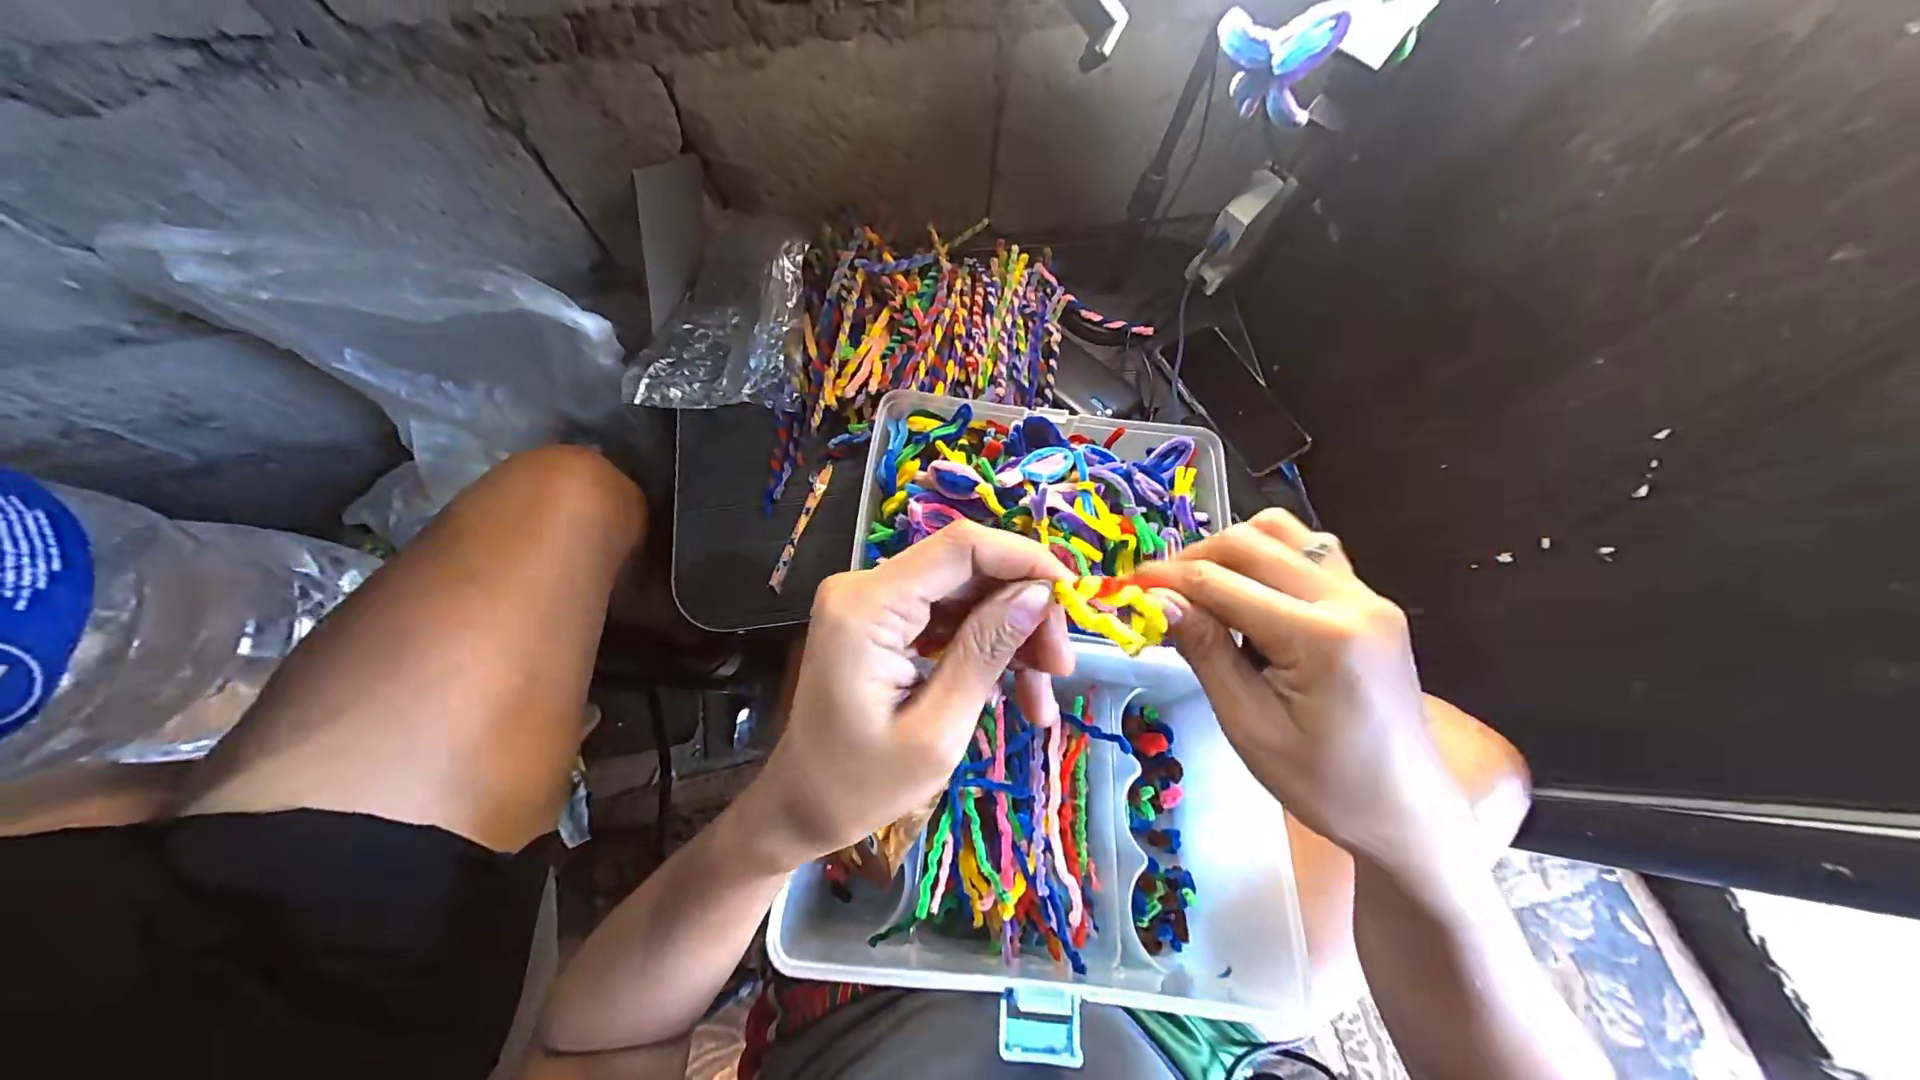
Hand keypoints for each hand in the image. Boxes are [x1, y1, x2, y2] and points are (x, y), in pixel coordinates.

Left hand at [743, 521, 1073, 869]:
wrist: (801, 806)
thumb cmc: (861, 785)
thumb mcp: (938, 730)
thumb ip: (986, 652)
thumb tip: (1040, 593)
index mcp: (867, 607)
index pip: (960, 546)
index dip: (1025, 559)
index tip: (1073, 599)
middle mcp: (865, 588)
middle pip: (968, 569)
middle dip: (1024, 611)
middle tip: (1061, 669)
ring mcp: (871, 602)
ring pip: (966, 594)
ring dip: (1011, 636)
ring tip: (1040, 699)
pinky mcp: (881, 620)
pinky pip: (947, 617)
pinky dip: (984, 647)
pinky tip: (1015, 691)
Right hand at [1134, 510, 1477, 878]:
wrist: (1404, 810)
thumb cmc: (1322, 783)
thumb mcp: (1249, 724)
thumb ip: (1205, 650)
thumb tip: (1156, 599)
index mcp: (1323, 637)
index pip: (1223, 582)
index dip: (1168, 579)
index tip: (1128, 585)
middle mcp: (1352, 599)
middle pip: (1251, 543)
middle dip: (1193, 559)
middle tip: (1157, 590)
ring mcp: (1367, 595)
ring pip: (1282, 533)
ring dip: (1230, 550)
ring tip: (1200, 589)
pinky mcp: (1369, 601)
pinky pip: (1308, 552)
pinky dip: (1265, 558)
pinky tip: (1247, 593)